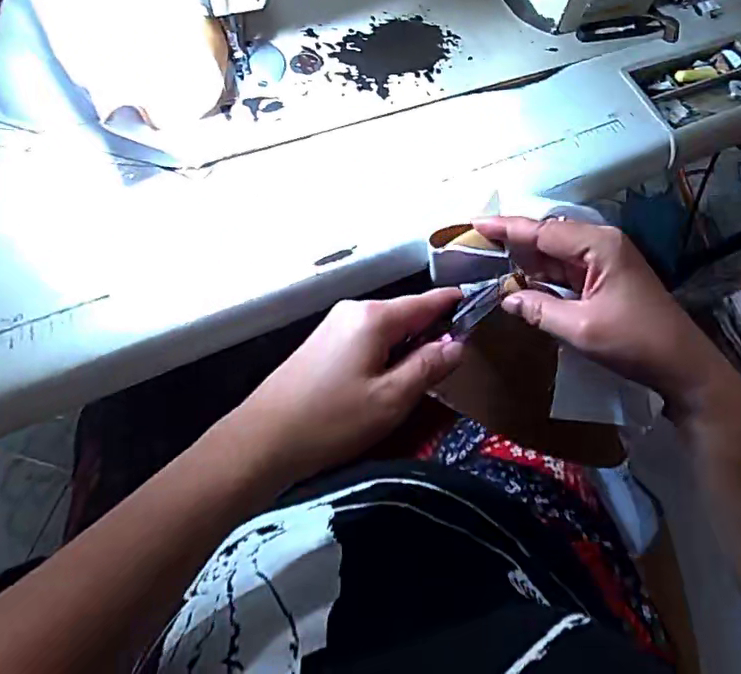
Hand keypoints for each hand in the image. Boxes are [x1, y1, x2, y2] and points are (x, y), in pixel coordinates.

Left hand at [226, 289, 465, 487]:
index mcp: (374, 317)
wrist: (261, 440)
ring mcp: (335, 325)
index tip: (478, 305)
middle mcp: (354, 310)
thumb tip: (457, 342)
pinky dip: (386, 352)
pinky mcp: (323, 343)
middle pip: (405, 314)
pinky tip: (387, 379)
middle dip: (431, 331)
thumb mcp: (390, 399)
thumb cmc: (331, 420)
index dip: (453, 304)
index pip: (426, 301)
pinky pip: (367, 339)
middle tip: (456, 358)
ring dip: (408, 345)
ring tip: (425, 375)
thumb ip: (428, 366)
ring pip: (386, 328)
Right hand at [472, 216, 740, 417]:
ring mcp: (605, 259)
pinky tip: (519, 276)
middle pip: (547, 236)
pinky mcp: (605, 277)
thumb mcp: (581, 329)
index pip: (542, 231)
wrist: (684, 367)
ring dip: (525, 257)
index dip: (507, 228)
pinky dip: (542, 273)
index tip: (476, 224)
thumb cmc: (636, 343)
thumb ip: (539, 309)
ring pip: (555, 252)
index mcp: (599, 245)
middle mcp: (601, 243)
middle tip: (476, 241)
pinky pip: (566, 268)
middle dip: (513, 239)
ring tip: (489, 255)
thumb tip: (506, 297)